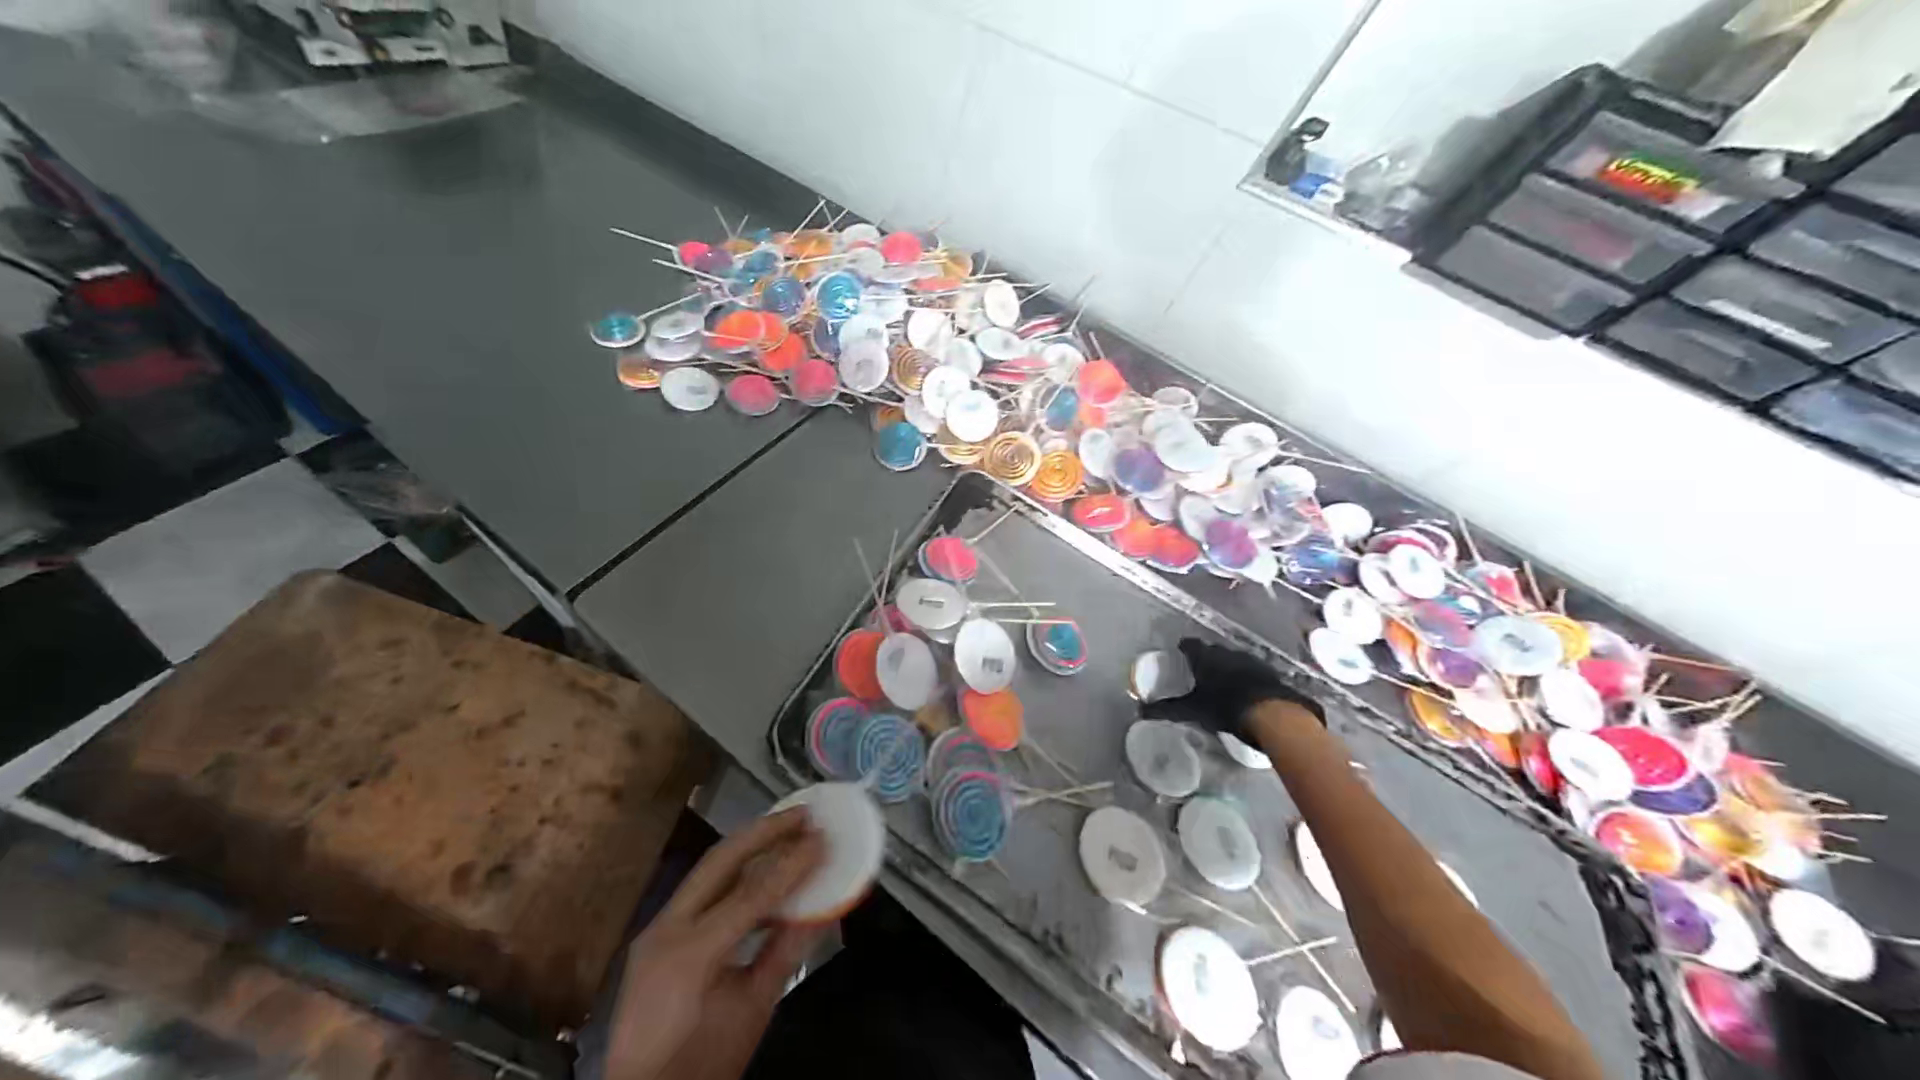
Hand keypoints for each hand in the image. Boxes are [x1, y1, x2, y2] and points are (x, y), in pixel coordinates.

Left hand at [605, 808, 826, 1079]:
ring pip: (709, 871)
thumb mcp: (752, 1011)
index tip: (823, 837)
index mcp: (691, 953)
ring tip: (788, 832)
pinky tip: (763, 875)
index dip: (791, 862)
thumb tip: (823, 908)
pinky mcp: (657, 935)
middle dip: (764, 832)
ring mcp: (657, 929)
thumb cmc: (702, 1062)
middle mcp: (666, 928)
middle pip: (720, 860)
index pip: (751, 892)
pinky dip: (736, 877)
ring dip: (750, 848)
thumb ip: (785, 953)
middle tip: (803, 814)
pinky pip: (702, 892)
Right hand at [1140, 637, 1323, 739]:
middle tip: (1196, 672)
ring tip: (1219, 682)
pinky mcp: (1269, 673)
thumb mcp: (1192, 711)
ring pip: (1232, 659)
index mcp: (1205, 656)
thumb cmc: (1225, 707)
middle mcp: (1226, 652)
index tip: (1178, 655)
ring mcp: (1250, 660)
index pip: (1189, 644)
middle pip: (1211, 650)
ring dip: (1225, 667)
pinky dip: (1243, 677)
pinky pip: (1250, 670)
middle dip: (1204, 658)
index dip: (1182, 649)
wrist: (1272, 714)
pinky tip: (1242, 691)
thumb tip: (1139, 711)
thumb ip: (1166, 709)